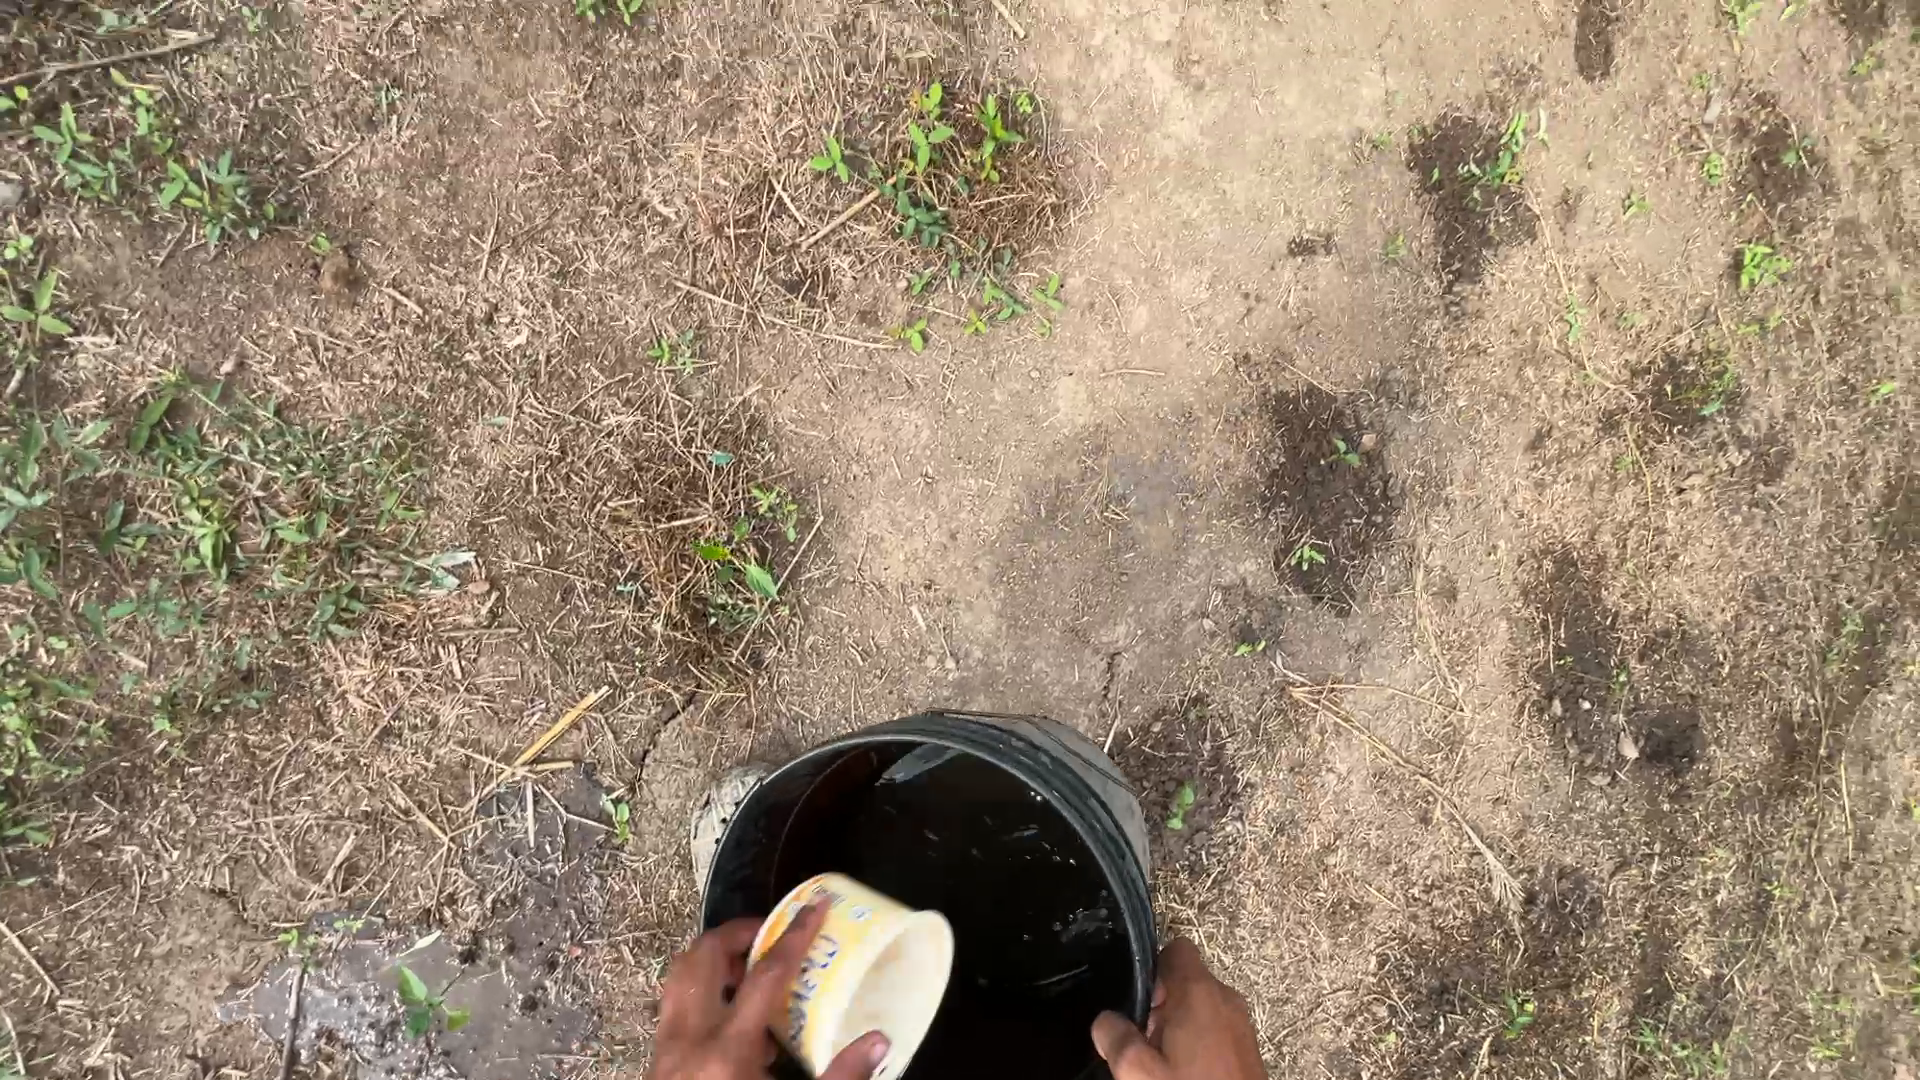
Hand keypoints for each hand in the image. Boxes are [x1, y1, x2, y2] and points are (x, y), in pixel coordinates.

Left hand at [649, 904, 890, 1079]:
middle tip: (774, 934)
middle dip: (740, 932)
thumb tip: (880, 1040)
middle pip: (705, 955)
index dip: (796, 934)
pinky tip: (731, 1017)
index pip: (766, 973)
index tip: (818, 904)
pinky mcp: (655, 1065)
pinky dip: (702, 990)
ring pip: (680, 975)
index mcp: (727, 1053)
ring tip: (751, 965)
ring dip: (715, 957)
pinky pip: (674, 1005)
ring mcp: (664, 1052)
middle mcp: (688, 1041)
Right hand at [1090, 939, 1263, 1079]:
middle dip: (1160, 1005)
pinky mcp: (1248, 1051)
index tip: (1140, 1005)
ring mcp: (1241, 1026)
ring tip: (1165, 1065)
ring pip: (1199, 1007)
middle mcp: (1225, 998)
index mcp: (1199, 991)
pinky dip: (1197, 1043)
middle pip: (1184, 981)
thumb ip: (1115, 1037)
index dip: (1150, 969)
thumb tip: (1106, 1021)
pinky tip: (1185, 1074)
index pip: (1174, 949)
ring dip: (1178, 1027)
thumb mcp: (1139, 1072)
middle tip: (1147, 1042)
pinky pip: (1215, 1029)